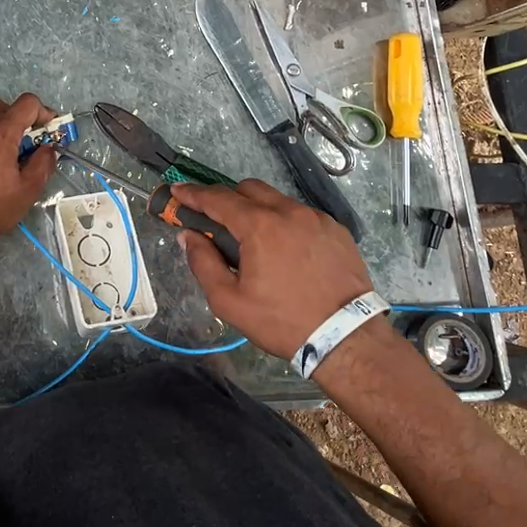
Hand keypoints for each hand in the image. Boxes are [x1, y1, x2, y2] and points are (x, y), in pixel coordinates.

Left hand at [0, 94, 57, 249]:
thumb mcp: (28, 190)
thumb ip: (43, 163)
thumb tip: (48, 148)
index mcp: (1, 134)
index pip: (26, 104)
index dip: (42, 111)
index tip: (48, 128)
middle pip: (0, 105)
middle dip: (17, 115)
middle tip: (25, 138)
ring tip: (3, 144)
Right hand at [175, 179, 373, 358]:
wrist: (348, 338)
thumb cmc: (283, 321)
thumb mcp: (230, 301)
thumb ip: (203, 262)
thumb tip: (187, 236)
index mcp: (259, 226)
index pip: (217, 198)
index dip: (193, 193)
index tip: (177, 190)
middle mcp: (288, 211)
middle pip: (247, 188)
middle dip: (226, 198)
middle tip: (215, 219)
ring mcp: (316, 218)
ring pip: (276, 199)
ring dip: (257, 209)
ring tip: (254, 238)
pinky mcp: (336, 230)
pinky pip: (301, 214)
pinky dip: (285, 221)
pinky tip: (285, 248)